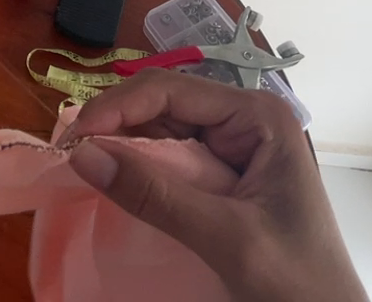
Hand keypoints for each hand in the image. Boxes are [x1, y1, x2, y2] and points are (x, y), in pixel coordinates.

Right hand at [66, 69, 368, 301]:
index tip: (76, 137)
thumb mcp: (229, 240)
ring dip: (121, 146)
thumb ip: (157, 197)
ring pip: (157, 130)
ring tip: (84, 163)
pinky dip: (136, 168)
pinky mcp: (219, 175)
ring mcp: (230, 146)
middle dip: (116, 125)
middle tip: (72, 152)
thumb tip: (82, 155)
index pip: (170, 90)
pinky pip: (165, 159)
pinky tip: (113, 178)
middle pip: (159, 105)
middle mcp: (241, 120)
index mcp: (257, 115)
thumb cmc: (300, 285)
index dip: (117, 107)